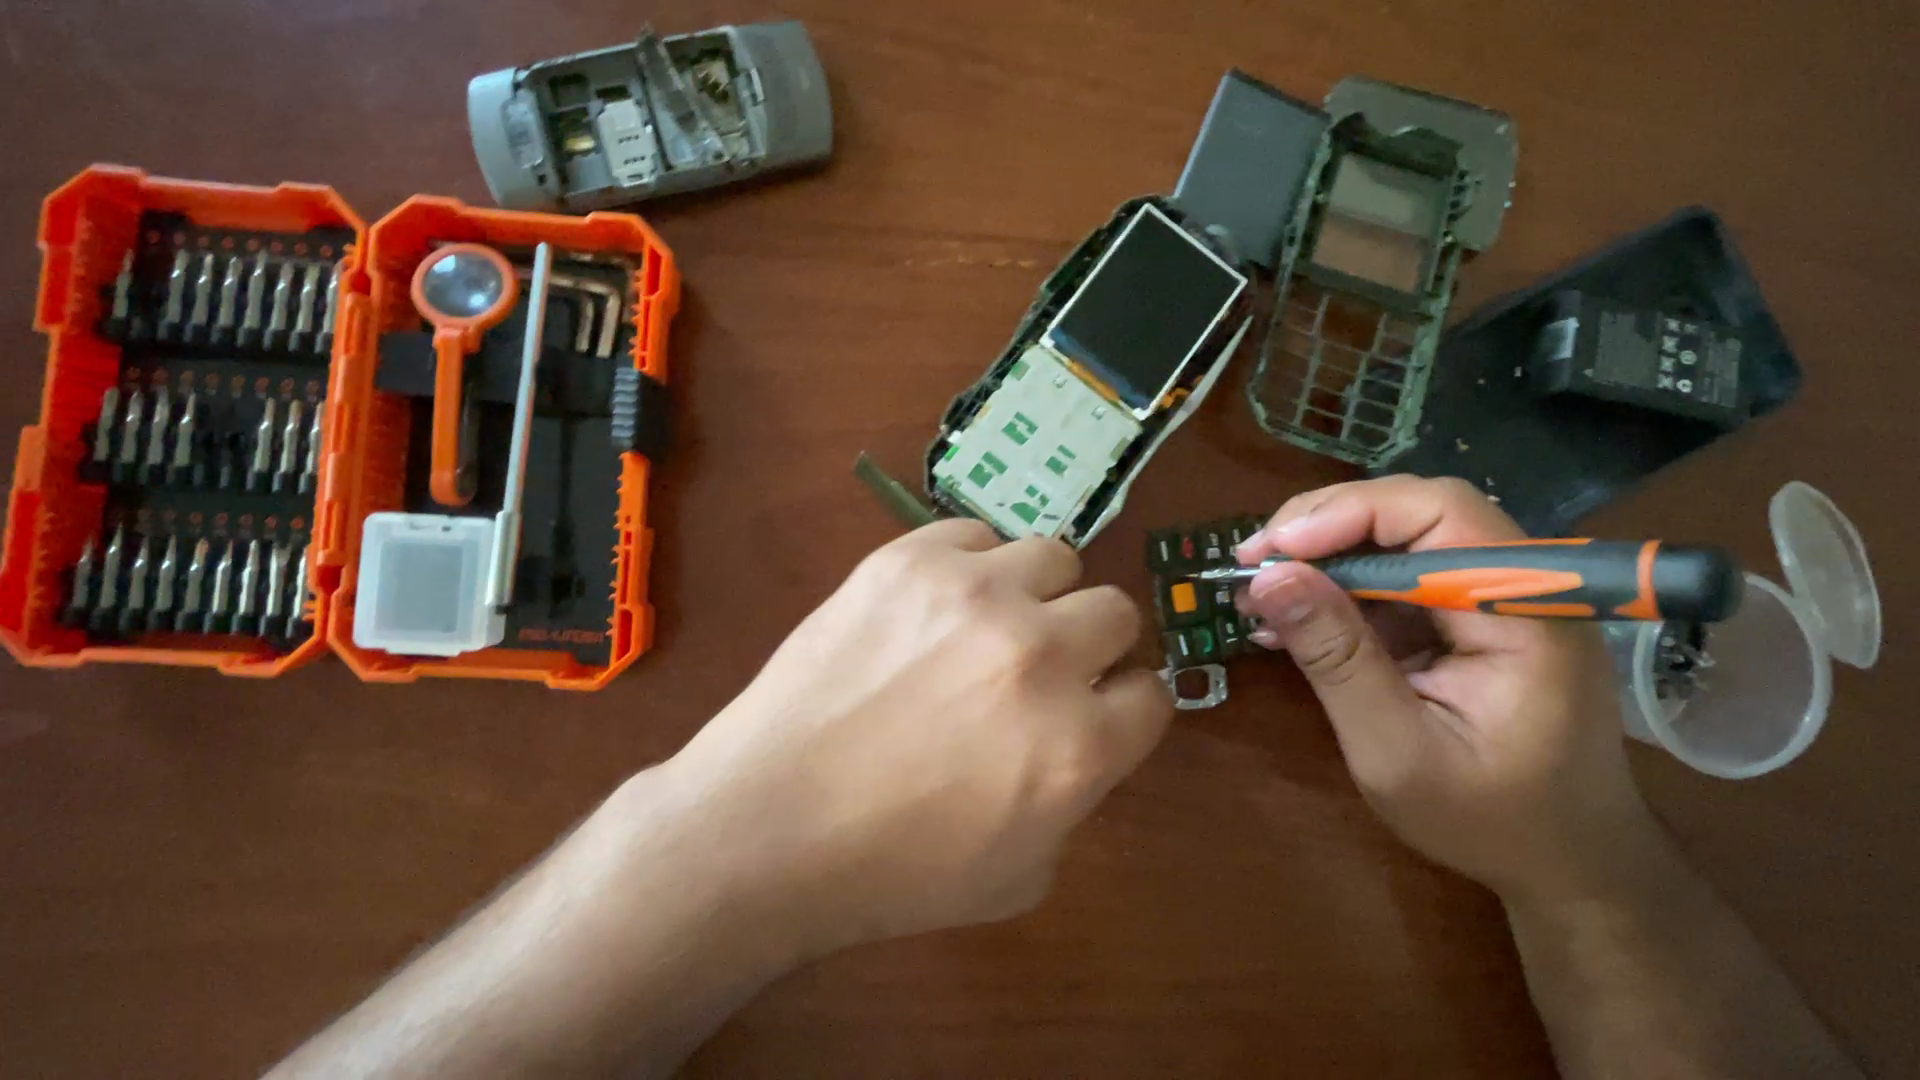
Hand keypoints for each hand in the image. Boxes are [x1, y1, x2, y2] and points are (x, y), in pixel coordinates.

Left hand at [663, 519, 1173, 955]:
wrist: (769, 822)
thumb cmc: (894, 871)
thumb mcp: (1022, 873)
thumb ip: (1077, 797)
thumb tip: (1083, 736)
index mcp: (1079, 744)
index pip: (1153, 693)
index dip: (1121, 707)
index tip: (1093, 710)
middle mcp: (1040, 654)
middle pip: (1116, 612)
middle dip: (1089, 646)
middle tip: (1039, 670)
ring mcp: (973, 595)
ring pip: (1055, 558)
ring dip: (1036, 595)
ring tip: (986, 627)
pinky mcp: (909, 560)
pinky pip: (976, 534)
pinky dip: (971, 567)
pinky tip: (935, 606)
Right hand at [1234, 476, 1657, 903]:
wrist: (1567, 864)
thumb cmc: (1488, 821)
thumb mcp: (1395, 749)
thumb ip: (1337, 660)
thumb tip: (1269, 578)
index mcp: (1526, 612)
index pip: (1439, 514)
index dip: (1348, 514)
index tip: (1271, 551)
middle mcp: (1520, 586)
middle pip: (1416, 513)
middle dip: (1325, 527)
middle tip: (1252, 563)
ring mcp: (1497, 598)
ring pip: (1400, 540)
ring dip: (1324, 559)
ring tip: (1259, 593)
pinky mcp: (1471, 617)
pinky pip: (1398, 579)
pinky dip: (1340, 591)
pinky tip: (1293, 619)